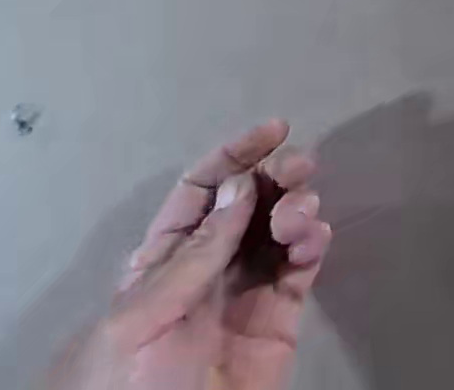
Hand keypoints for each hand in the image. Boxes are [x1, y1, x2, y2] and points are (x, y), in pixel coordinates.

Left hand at [47, 119, 331, 389]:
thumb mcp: (139, 324)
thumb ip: (193, 255)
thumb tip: (241, 186)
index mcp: (162, 263)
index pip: (201, 191)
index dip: (234, 155)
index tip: (275, 130)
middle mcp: (210, 264)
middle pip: (251, 198)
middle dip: (278, 172)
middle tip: (299, 167)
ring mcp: (250, 284)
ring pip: (282, 221)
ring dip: (297, 205)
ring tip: (298, 220)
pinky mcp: (283, 308)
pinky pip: (304, 260)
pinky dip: (315, 239)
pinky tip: (312, 238)